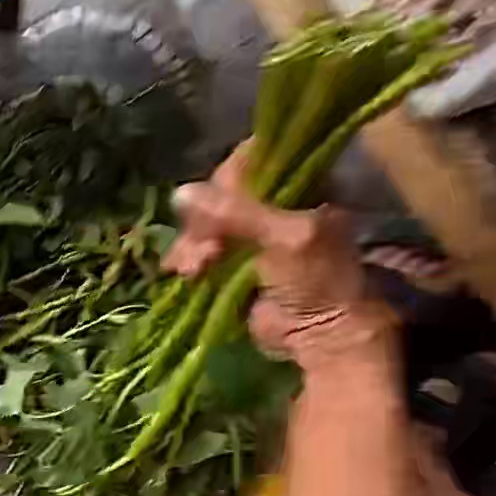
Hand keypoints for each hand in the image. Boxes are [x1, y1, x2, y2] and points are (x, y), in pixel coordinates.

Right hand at [166, 140, 394, 370]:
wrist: (316, 335)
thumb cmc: (317, 280)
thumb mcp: (285, 238)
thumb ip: (237, 214)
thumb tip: (179, 193)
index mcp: (300, 183)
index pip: (252, 160)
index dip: (227, 179)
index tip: (216, 203)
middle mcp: (270, 203)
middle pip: (218, 195)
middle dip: (203, 222)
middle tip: (206, 249)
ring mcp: (246, 235)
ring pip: (202, 225)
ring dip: (191, 246)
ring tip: (193, 271)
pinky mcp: (227, 263)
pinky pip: (196, 251)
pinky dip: (187, 262)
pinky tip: (185, 275)